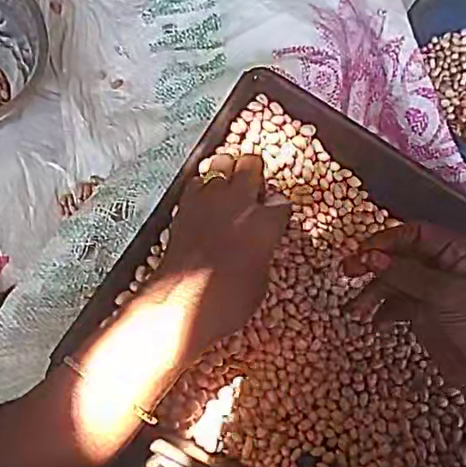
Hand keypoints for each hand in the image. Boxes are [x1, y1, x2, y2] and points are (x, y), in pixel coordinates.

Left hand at [137, 151, 291, 356]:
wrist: (184, 302)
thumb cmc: (227, 299)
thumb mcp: (260, 280)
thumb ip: (262, 251)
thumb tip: (258, 246)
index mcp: (265, 222)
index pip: (281, 201)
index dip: (279, 209)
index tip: (276, 216)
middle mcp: (238, 203)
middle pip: (251, 164)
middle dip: (255, 173)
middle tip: (255, 186)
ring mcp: (208, 201)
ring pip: (221, 165)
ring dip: (227, 173)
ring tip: (229, 188)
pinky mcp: (184, 207)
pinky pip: (196, 183)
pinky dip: (203, 188)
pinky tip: (205, 203)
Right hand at [340, 222, 465, 387]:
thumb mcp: (447, 294)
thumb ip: (406, 274)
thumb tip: (369, 256)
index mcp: (461, 252)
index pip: (418, 234)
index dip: (388, 241)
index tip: (363, 252)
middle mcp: (447, 267)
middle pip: (402, 257)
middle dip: (375, 265)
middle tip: (348, 272)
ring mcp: (434, 291)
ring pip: (395, 282)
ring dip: (374, 293)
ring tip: (356, 310)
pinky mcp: (426, 314)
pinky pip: (397, 305)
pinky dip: (383, 312)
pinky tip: (374, 323)